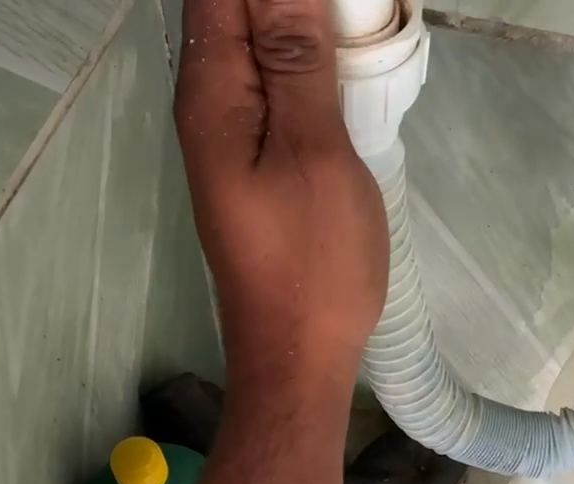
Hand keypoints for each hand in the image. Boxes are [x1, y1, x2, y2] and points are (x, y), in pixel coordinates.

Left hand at [175, 0, 388, 379]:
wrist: (299, 358)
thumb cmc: (313, 265)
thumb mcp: (313, 151)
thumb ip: (295, 56)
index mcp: (212, 92)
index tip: (337, 6)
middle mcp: (208, 107)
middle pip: (239, 8)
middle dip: (298, 3)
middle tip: (364, 16)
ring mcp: (231, 140)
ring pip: (260, 48)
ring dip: (308, 27)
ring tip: (364, 29)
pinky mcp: (256, 167)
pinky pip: (276, 91)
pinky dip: (310, 70)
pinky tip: (347, 74)